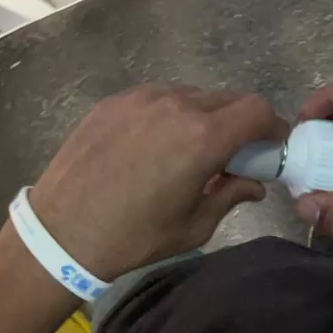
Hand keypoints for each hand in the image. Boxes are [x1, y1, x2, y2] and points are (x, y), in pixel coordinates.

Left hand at [29, 85, 287, 279]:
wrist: (61, 231)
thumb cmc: (133, 237)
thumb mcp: (193, 226)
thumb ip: (230, 195)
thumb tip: (253, 183)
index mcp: (202, 137)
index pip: (257, 109)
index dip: (271, 125)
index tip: (269, 146)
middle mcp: (176, 104)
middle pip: (227, 99)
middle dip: (239, 123)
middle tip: (231, 154)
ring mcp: (142, 97)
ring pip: (191, 95)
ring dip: (203, 116)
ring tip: (187, 150)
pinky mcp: (115, 100)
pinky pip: (157, 98)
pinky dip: (169, 114)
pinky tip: (153, 145)